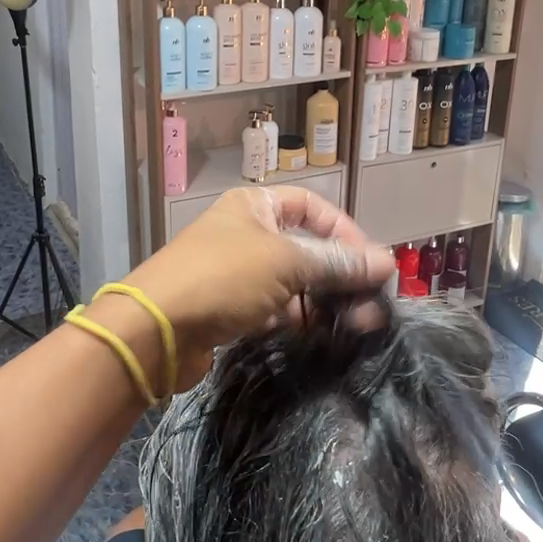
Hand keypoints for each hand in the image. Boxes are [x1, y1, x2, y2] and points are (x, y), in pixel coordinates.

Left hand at [106, 186, 392, 389]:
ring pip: (296, 283)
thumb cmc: (222, 277)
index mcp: (255, 205)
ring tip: (361, 327)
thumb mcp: (286, 261)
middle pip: (308, 248)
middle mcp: (248, 234)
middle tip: (374, 306)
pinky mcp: (234, 310)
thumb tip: (386, 262)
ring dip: (328, 302)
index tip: (372, 262)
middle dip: (343, 275)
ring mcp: (240, 274)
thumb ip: (337, 263)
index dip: (345, 231)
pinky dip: (303, 320)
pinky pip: (279, 310)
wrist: (156, 330)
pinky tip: (329, 336)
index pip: (312, 207)